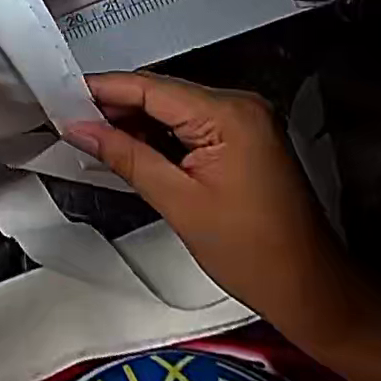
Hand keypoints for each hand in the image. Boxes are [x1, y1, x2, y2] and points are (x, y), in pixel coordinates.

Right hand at [66, 72, 362, 346]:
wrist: (314, 292)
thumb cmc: (256, 254)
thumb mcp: (179, 203)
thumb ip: (126, 156)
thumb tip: (82, 130)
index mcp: (229, 115)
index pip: (151, 88)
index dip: (104, 90)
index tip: (65, 95)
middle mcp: (239, 105)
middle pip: (161, 93)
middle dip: (116, 106)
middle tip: (74, 121)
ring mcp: (243, 118)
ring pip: (171, 107)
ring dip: (135, 121)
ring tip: (95, 136)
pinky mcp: (242, 134)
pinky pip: (188, 122)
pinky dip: (158, 134)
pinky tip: (130, 146)